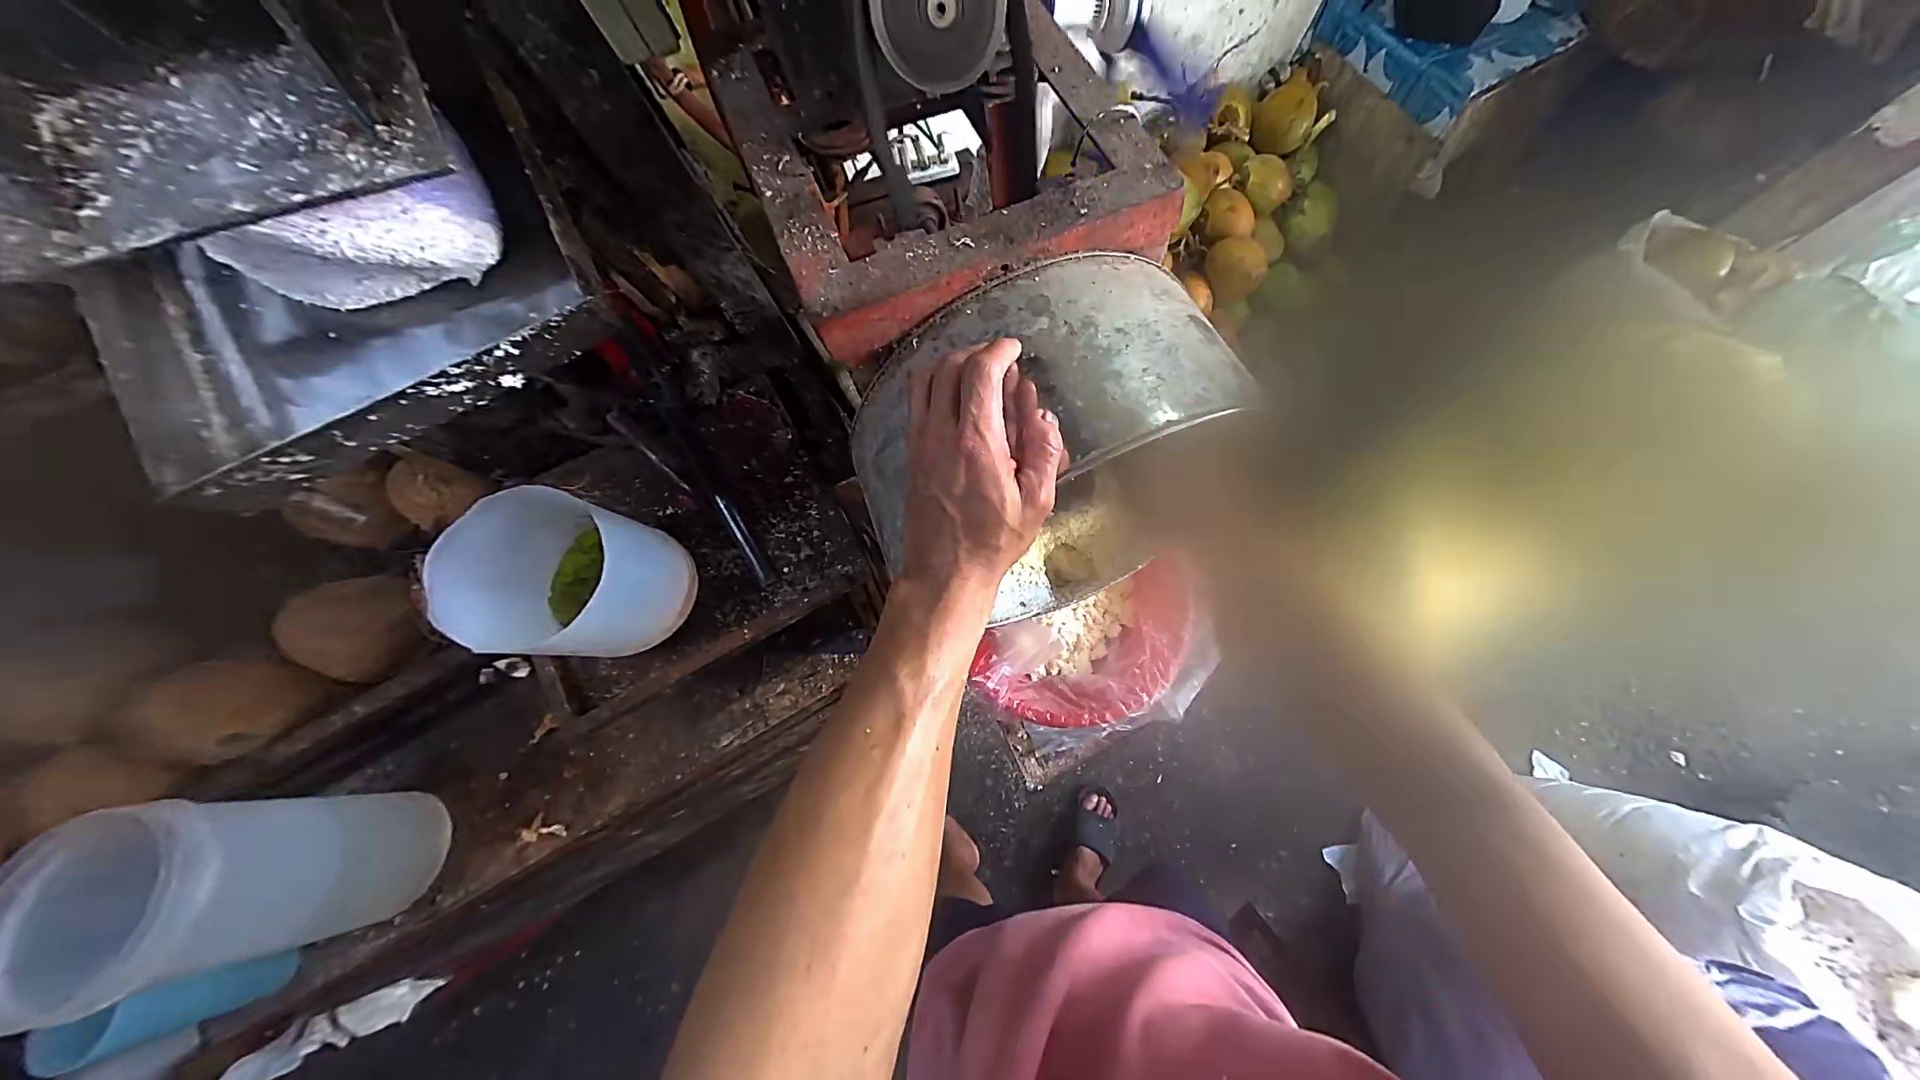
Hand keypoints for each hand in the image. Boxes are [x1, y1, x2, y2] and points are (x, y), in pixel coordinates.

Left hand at [899, 338, 1064, 601]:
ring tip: (977, 374)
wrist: (944, 570)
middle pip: (951, 366)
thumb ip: (1044, 451)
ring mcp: (920, 440)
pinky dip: (934, 383)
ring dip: (952, 363)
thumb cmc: (994, 541)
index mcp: (977, 442)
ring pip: (926, 377)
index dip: (1000, 350)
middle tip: (1002, 363)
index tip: (1015, 349)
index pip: (981, 372)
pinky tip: (956, 397)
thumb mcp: (1037, 502)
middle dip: (979, 353)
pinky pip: (916, 400)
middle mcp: (941, 432)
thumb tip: (1041, 412)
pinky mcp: (911, 451)